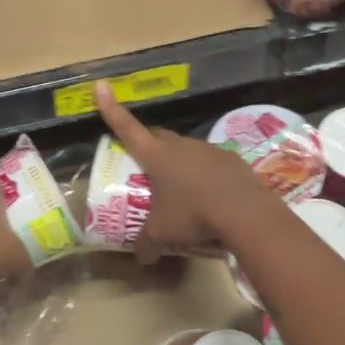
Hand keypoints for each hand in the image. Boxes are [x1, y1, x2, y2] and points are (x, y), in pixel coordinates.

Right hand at [94, 80, 272, 261]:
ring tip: (182, 190)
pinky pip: (211, 163)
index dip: (111, 108)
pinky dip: (205, 175)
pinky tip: (210, 196)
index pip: (127, 127)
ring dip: (180, 164)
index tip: (101, 86)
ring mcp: (208, 150)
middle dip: (148, 143)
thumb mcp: (163, 233)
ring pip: (187, 151)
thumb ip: (147, 243)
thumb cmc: (192, 215)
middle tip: (145, 163)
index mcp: (156, 155)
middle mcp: (180, 146)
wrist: (244, 212)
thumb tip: (142, 259)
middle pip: (158, 136)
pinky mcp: (231, 160)